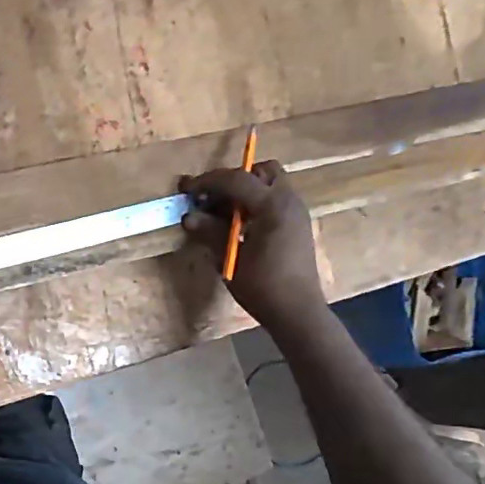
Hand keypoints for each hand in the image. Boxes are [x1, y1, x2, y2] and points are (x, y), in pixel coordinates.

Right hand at [180, 161, 324, 329]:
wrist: (297, 312)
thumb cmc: (263, 287)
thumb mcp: (231, 259)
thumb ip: (211, 232)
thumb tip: (188, 217)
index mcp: (273, 206)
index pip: (237, 179)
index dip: (208, 181)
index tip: (187, 190)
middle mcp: (289, 201)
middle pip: (260, 172)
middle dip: (232, 179)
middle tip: (210, 199)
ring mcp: (296, 212)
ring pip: (269, 184)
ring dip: (244, 191)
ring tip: (221, 214)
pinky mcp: (296, 224)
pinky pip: (274, 200)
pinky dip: (255, 203)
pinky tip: (239, 226)